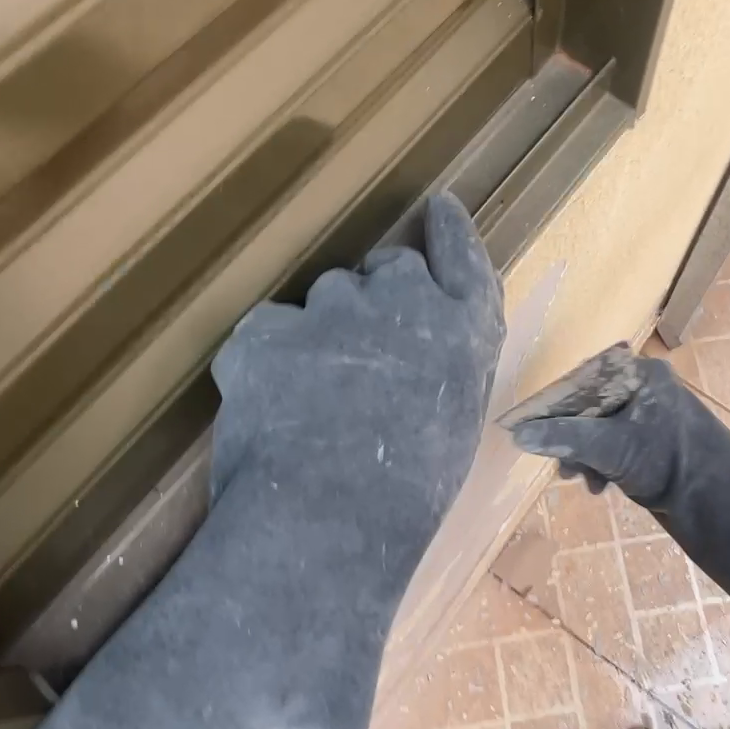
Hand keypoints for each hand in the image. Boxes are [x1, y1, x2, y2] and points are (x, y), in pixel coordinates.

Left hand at [211, 191, 503, 533]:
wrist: (329, 522)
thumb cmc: (411, 491)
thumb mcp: (454, 421)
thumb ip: (445, 364)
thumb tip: (420, 349)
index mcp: (461, 330)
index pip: (463, 261)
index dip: (450, 231)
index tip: (438, 206)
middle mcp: (403, 301)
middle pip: (388, 270)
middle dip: (378, 295)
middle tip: (364, 350)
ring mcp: (332, 309)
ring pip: (325, 299)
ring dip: (323, 330)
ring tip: (316, 398)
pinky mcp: (266, 331)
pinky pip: (267, 331)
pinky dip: (269, 361)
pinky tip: (274, 411)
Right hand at [505, 349, 729, 634]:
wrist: (728, 508)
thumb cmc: (674, 465)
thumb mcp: (614, 448)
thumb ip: (566, 438)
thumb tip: (517, 436)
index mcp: (641, 374)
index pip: (580, 379)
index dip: (549, 405)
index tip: (519, 427)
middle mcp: (645, 388)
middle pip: (588, 404)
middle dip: (568, 436)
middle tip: (557, 465)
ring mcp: (650, 416)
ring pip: (598, 428)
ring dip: (582, 454)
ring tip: (579, 480)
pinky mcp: (653, 443)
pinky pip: (613, 445)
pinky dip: (600, 463)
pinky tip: (598, 486)